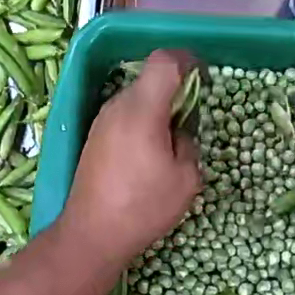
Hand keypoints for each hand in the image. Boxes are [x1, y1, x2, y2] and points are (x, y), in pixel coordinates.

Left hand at [59, 49, 201, 267]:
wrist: (92, 233)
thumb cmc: (143, 206)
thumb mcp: (186, 178)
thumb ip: (188, 143)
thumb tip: (179, 132)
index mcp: (142, 108)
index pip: (165, 61)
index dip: (188, 62)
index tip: (203, 81)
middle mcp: (117, 106)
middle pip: (150, 80)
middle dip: (175, 94)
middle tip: (190, 125)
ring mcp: (101, 121)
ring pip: (137, 100)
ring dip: (158, 112)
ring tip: (168, 149)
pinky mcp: (94, 138)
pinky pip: (124, 118)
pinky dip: (141, 126)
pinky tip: (147, 159)